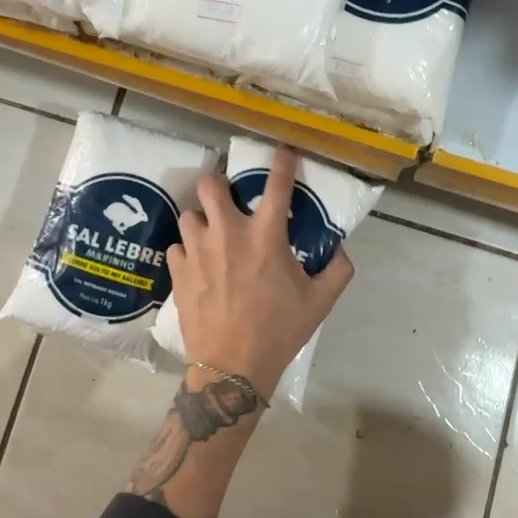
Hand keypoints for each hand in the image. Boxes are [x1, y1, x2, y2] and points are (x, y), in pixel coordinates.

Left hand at [166, 145, 354, 395]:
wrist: (232, 366)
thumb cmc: (279, 331)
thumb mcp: (320, 302)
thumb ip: (337, 269)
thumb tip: (341, 249)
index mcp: (267, 235)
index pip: (277, 184)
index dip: (282, 161)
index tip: (283, 151)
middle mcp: (228, 232)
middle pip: (211, 184)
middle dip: (219, 186)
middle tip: (228, 202)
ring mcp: (198, 249)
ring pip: (189, 214)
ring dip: (201, 221)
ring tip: (211, 237)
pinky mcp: (178, 270)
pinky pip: (177, 246)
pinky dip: (187, 251)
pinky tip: (197, 265)